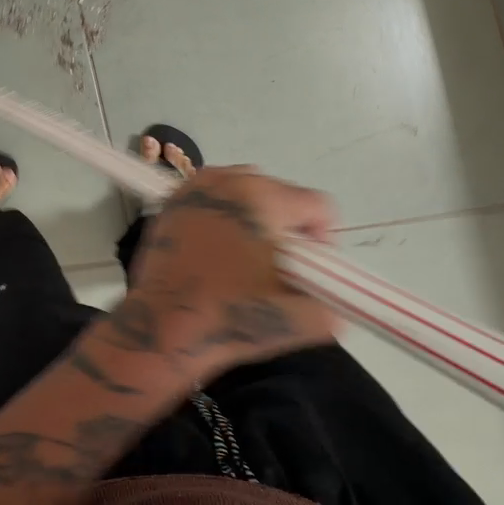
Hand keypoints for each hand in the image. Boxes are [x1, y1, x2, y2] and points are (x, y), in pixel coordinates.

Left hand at [112, 164, 338, 376]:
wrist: (164, 324)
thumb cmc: (233, 316)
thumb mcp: (304, 318)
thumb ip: (336, 303)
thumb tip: (338, 296)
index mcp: (261, 198)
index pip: (317, 204)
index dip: (324, 238)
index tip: (313, 268)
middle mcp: (226, 180)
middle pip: (279, 192)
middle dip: (289, 225)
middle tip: (283, 264)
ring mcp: (194, 187)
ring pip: (244, 189)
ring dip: (256, 215)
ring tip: (251, 255)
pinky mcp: (171, 201)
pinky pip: (212, 197)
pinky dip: (224, 213)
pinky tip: (220, 248)